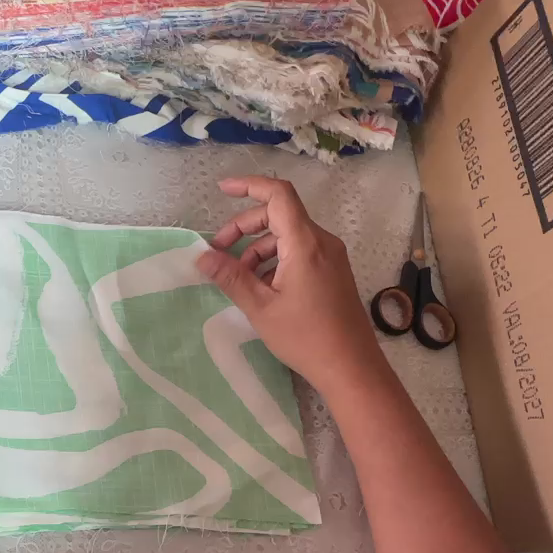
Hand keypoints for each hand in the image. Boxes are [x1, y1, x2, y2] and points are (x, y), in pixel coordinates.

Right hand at [197, 176, 381, 395]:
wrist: (350, 366)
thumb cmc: (305, 337)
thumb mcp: (260, 308)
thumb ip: (231, 277)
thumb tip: (202, 257)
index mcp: (304, 243)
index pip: (278, 195)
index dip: (249, 186)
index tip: (222, 190)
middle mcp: (321, 241)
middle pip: (279, 214)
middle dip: (245, 226)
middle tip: (219, 252)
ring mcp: (330, 256)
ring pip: (287, 236)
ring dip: (258, 248)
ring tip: (239, 277)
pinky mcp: (332, 271)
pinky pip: (299, 251)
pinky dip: (275, 260)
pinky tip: (262, 287)